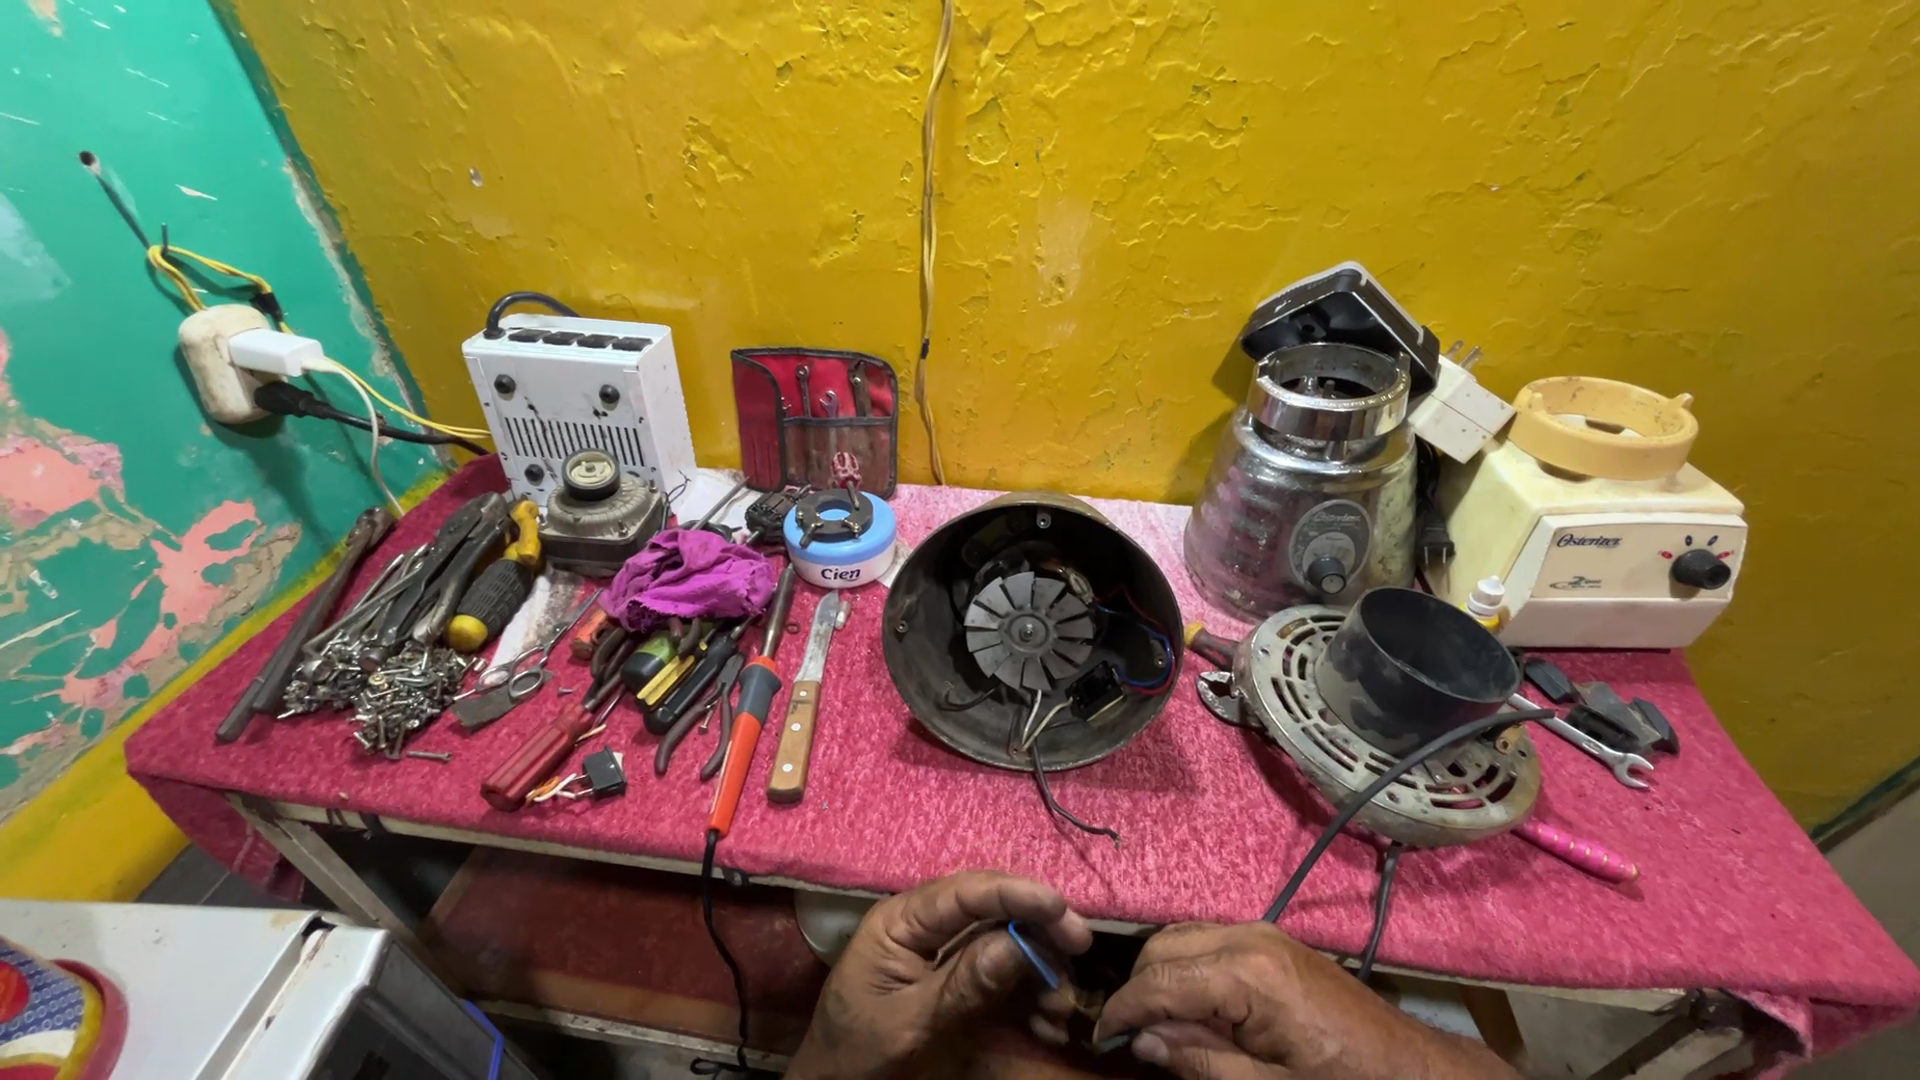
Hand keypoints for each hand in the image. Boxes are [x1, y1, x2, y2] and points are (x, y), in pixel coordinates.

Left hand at [787, 871, 1092, 1079]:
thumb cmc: (857, 1058)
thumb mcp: (908, 1025)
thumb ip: (962, 984)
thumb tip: (1019, 943)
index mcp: (901, 921)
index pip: (963, 891)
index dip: (1014, 892)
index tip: (1060, 905)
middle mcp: (923, 924)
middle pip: (988, 906)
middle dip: (1035, 922)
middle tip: (1078, 942)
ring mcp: (940, 950)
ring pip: (1000, 937)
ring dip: (1037, 964)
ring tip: (1062, 1002)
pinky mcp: (954, 978)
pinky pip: (998, 972)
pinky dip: (1027, 991)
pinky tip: (1047, 1020)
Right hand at [1089, 922, 1519, 1079]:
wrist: (1415, 1070)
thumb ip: (1199, 1060)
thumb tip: (1141, 1038)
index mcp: (1246, 972)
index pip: (1161, 981)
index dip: (1125, 1009)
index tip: (1101, 1036)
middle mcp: (1245, 935)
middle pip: (1163, 947)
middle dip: (1139, 988)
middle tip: (1131, 1035)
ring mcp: (1259, 930)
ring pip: (1181, 935)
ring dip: (1159, 973)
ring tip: (1157, 1022)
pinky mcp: (1269, 938)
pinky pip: (1206, 937)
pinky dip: (1185, 963)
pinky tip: (1191, 1002)